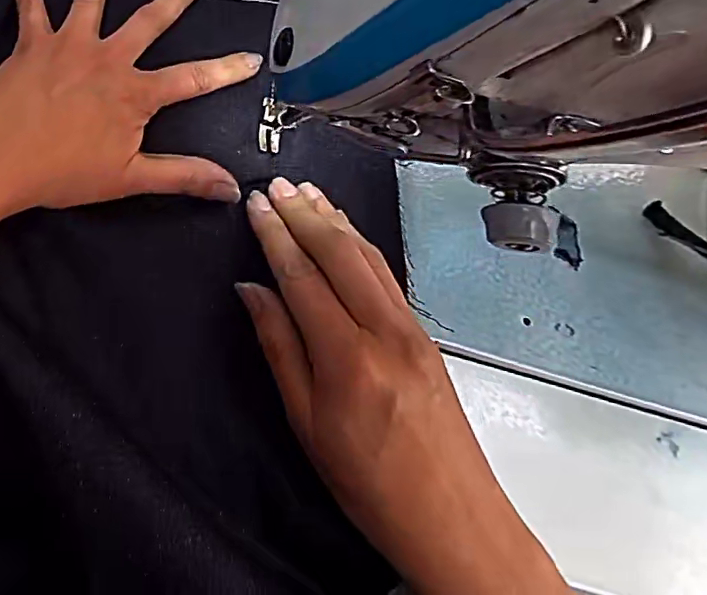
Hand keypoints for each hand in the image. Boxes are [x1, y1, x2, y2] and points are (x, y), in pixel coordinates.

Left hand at [0, 0, 260, 213]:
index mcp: (134, 92)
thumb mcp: (130, 178)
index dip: (227, 69)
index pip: (194, 79)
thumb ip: (182, 176)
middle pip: (149, 22)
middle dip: (175, 0)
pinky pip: (30, 6)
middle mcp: (107, 59)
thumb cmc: (61, 170)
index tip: (252, 58)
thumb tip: (230, 188)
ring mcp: (69, 45)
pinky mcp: (33, 44)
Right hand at [238, 178, 569, 594]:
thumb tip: (253, 294)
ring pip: (366, 255)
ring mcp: (410, 327)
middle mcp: (384, 332)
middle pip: (336, 252)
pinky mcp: (424, 331)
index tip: (258, 208)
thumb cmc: (376, 486)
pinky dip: (360, 242)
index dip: (274, 236)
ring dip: (333, 218)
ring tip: (307, 194)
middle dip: (302, 213)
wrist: (453, 518)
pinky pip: (386, 272)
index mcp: (348, 359)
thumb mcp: (307, 425)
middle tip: (277, 187)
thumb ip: (279, 348)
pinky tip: (346, 230)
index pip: (302, 276)